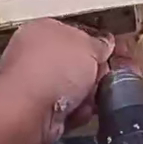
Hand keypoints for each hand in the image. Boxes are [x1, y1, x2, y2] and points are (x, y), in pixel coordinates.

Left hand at [0, 19, 115, 143]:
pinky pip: (68, 111)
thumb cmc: (55, 68)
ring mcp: (35, 86)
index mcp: (42, 30)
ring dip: (88, 97)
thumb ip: (100, 43)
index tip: (114, 57)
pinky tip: (76, 114)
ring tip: (88, 99)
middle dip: (95, 75)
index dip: (98, 46)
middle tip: (105, 80)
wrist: (28, 111)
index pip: (76, 34)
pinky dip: (76, 113)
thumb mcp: (88, 46)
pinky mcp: (38, 112)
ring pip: (76, 90)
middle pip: (78, 65)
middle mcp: (35, 56)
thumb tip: (105, 44)